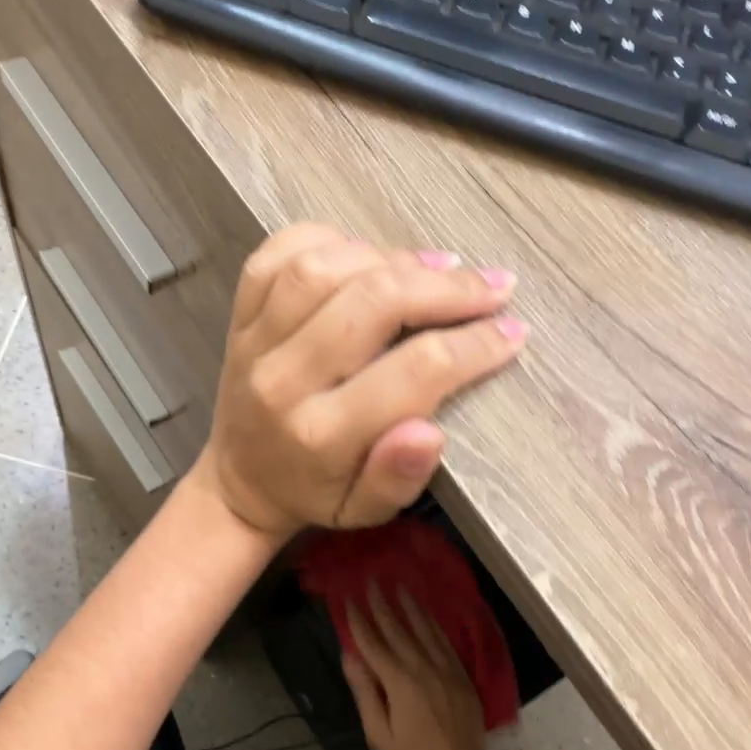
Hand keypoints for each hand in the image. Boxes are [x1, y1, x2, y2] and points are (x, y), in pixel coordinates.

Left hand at [188, 224, 523, 539]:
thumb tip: (431, 432)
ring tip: (437, 267)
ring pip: (323, 269)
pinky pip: (276, 254)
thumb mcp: (365, 510)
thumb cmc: (315, 493)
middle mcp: (282, 381)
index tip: (511, 334)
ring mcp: (254, 343)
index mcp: (320, 436)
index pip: (411, 373)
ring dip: (389, 256)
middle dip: (446, 288)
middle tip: (492, 287)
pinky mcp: (239, 316)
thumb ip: (398, 477)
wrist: (240, 480)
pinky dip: (327, 239)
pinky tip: (367, 253)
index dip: (473, 347)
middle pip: (371, 304)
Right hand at [344, 584, 494, 749]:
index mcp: (399, 683)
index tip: (349, 600)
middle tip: (371, 582)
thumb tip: (350, 656)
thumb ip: (365, 691)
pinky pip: (445, 642)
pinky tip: (426, 614)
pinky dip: (433, 624)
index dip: (359, 621)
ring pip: (425, 630)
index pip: (373, 644)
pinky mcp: (462, 675)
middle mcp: (423, 668)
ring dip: (410, 607)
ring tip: (399, 587)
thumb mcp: (378, 732)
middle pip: (399, 630)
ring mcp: (446, 670)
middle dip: (382, 605)